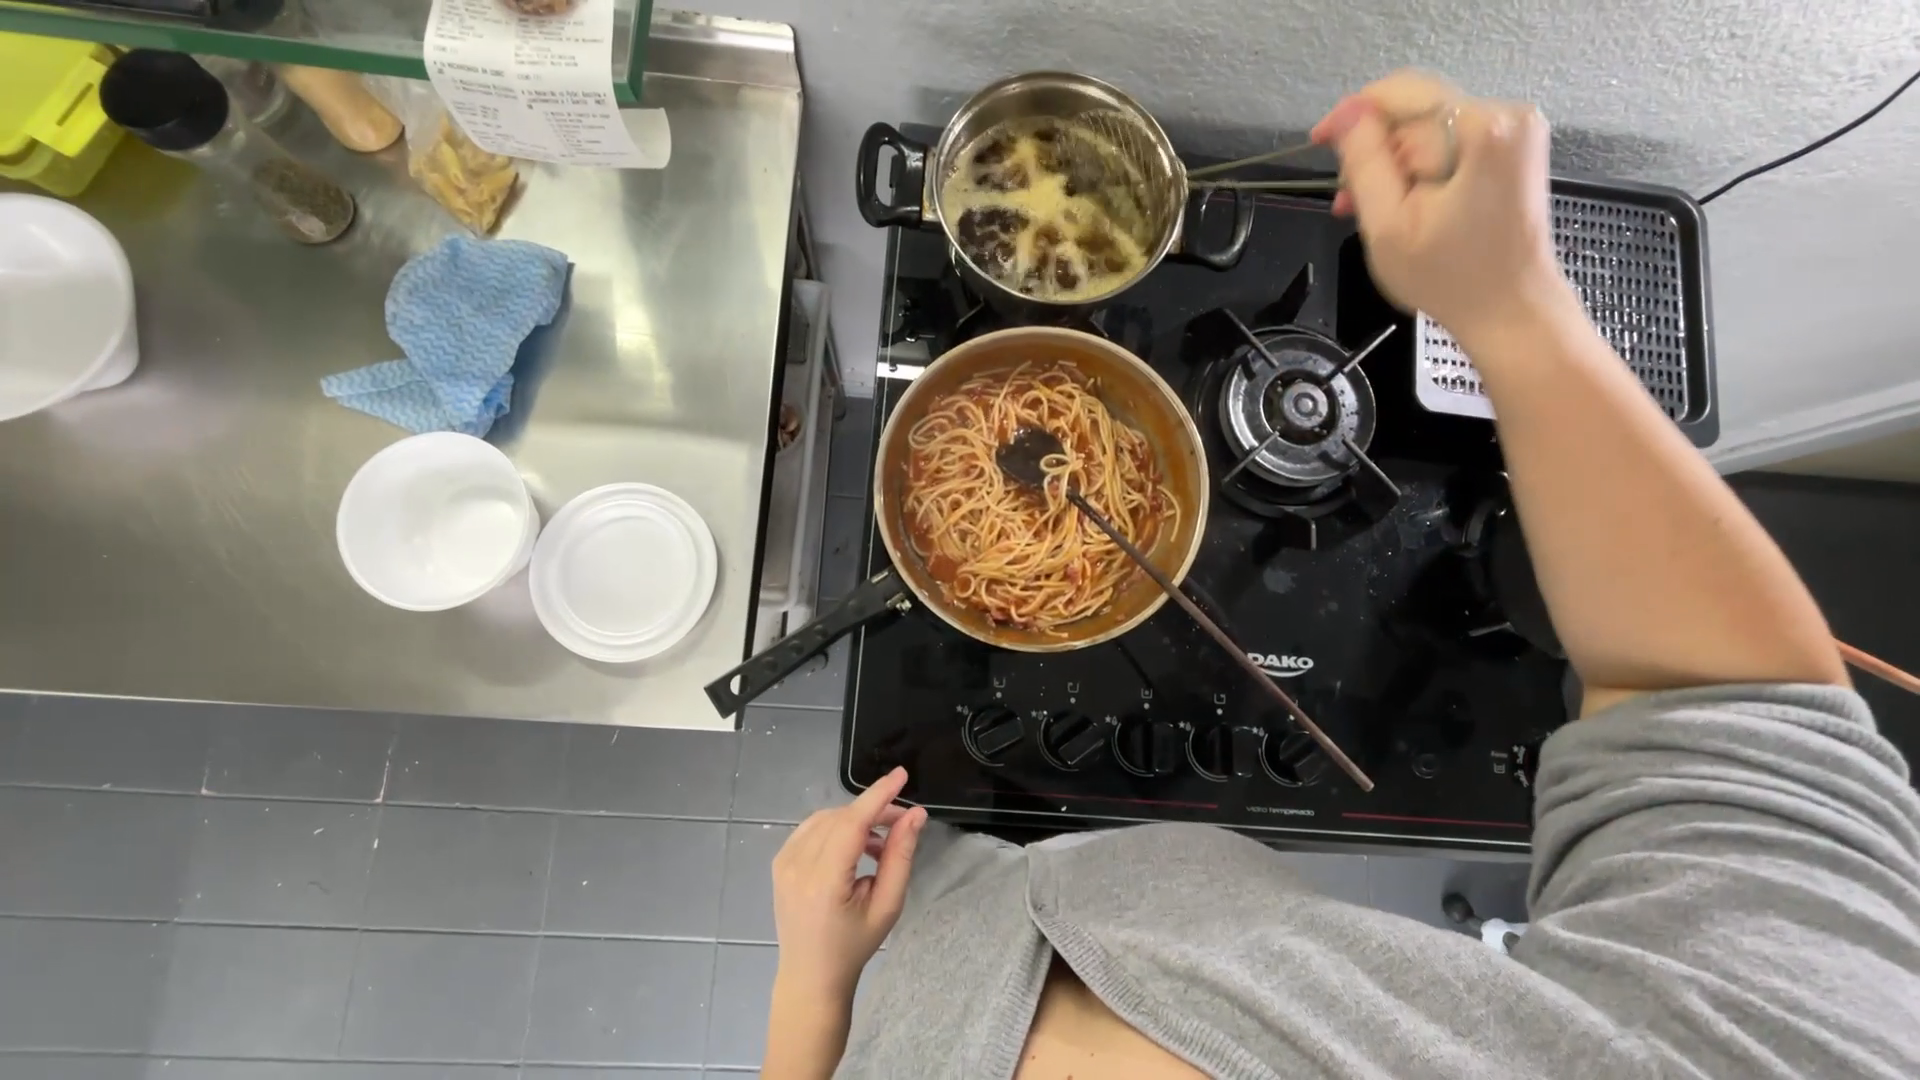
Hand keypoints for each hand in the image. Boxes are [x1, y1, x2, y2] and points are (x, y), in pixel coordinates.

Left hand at [771, 766, 927, 998]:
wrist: (810, 976)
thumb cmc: (854, 945)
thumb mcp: (887, 905)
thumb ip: (900, 856)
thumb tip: (915, 814)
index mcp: (823, 881)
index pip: (852, 822)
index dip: (878, 795)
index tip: (901, 775)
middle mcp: (797, 866)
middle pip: (841, 817)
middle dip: (874, 811)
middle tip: (902, 823)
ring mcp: (783, 862)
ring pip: (826, 818)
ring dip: (856, 820)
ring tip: (880, 844)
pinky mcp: (779, 862)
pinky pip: (812, 828)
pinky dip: (837, 827)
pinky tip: (854, 847)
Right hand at [1312, 70, 1575, 349]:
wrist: (1509, 308)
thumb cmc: (1449, 278)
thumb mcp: (1388, 225)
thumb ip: (1364, 164)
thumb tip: (1346, 116)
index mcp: (1481, 129)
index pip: (1402, 93)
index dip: (1352, 113)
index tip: (1318, 140)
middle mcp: (1507, 116)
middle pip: (1415, 112)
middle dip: (1372, 152)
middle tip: (1345, 201)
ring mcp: (1513, 132)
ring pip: (1426, 130)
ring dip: (1390, 165)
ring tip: (1365, 209)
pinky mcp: (1511, 150)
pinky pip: (1447, 145)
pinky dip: (1416, 170)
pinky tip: (1398, 203)